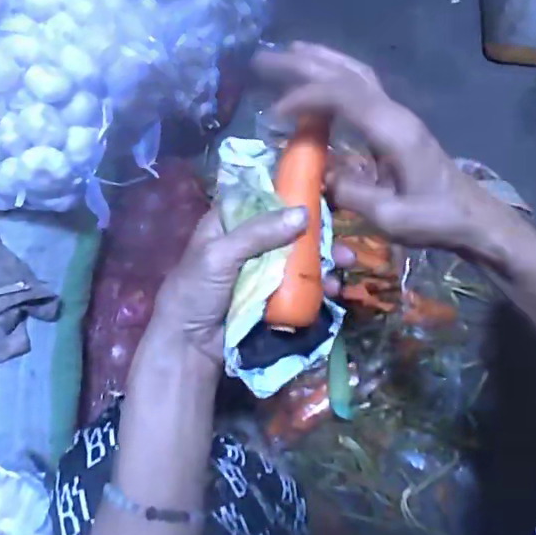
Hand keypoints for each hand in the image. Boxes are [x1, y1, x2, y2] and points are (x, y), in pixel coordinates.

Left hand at [136, 205, 347, 380]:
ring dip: (325, 258)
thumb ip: (259, 233)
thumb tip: (303, 212)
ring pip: (300, 256)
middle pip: (289, 228)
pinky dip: (319, 284)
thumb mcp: (219, 254)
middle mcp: (249, 241)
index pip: (262, 197)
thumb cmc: (194, 291)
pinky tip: (333, 289)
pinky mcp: (273, 296)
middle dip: (318, 231)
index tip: (323, 189)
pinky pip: (301, 284)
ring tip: (347, 262)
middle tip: (342, 236)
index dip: (290, 191)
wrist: (188, 346)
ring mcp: (263, 270)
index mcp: (228, 222)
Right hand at [254, 43, 535, 270]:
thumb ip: (353, 194)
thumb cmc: (437, 219)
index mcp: (393, 131)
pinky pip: (360, 85)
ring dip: (320, 60)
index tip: (275, 112)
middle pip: (346, 74)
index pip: (344, 97)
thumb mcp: (393, 218)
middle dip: (304, 63)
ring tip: (288, 52)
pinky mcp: (395, 122)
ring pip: (355, 73)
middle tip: (265, 58)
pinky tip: (318, 77)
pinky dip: (334, 74)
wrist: (474, 217)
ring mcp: (396, 114)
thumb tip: (319, 175)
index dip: (306, 97)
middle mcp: (394, 112)